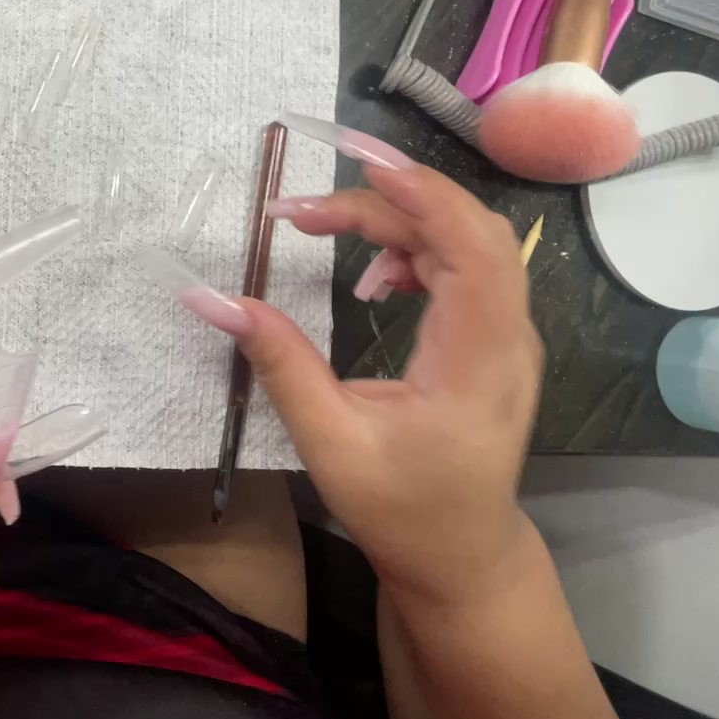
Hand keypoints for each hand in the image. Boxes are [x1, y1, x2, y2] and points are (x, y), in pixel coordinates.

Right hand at [256, 151, 540, 604]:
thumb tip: (211, 299)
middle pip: (464, 232)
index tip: (357, 165)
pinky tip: (372, 276)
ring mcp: (506, 336)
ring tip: (322, 229)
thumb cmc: (399, 507)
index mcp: (476, 364)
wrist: (460, 553)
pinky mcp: (491, 338)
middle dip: (386, 199)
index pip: (472, 253)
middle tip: (302, 207)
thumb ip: (276, 362)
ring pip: (463, 241)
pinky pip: (461, 265)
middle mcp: (507, 339)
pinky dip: (412, 248)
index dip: (423, 197)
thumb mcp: (327, 440)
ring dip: (393, 220)